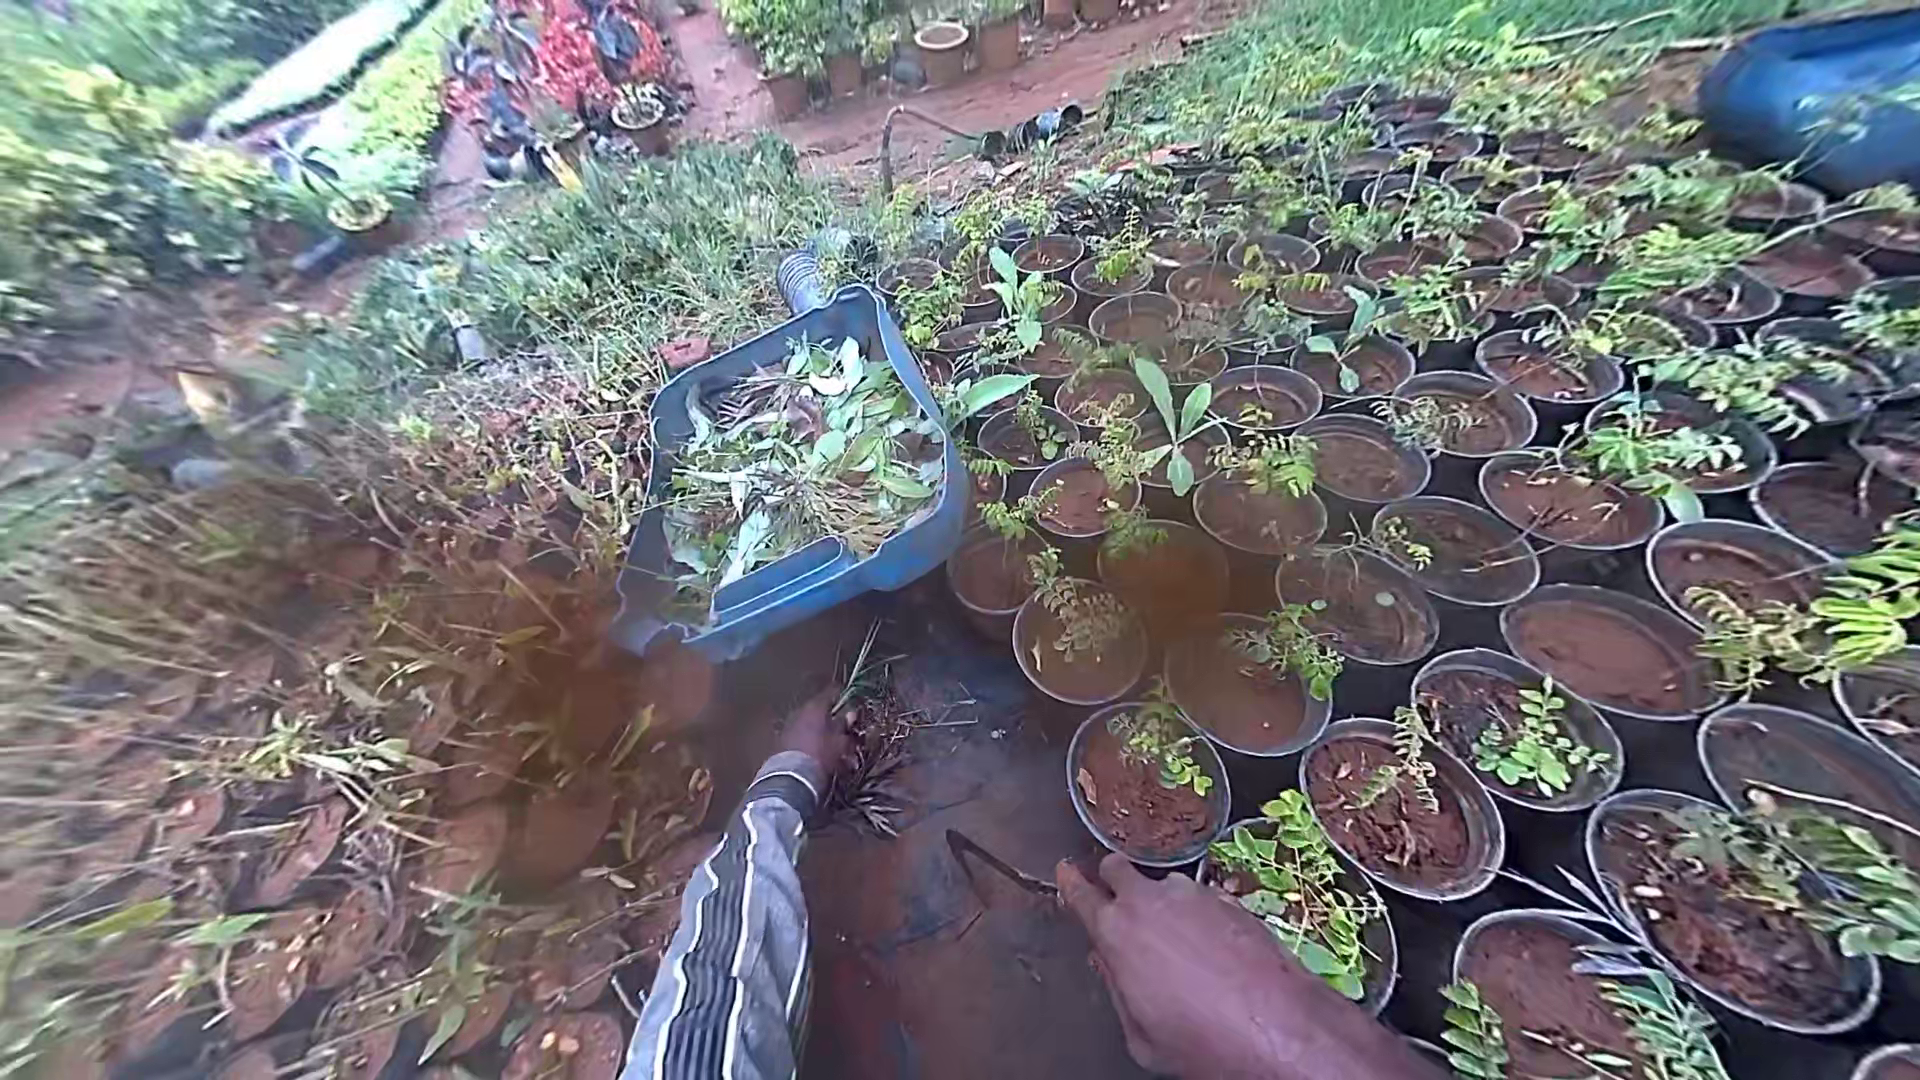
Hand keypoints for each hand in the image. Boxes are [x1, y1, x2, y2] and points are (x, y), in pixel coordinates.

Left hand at [777, 686, 852, 782]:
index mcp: (815, 706)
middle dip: (830, 718)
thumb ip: (845, 726)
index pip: (831, 693)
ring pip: (807, 724)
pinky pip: (798, 736)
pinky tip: (814, 752)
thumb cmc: (821, 755)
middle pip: (818, 710)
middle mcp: (799, 712)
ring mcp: (787, 726)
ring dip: (818, 731)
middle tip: (841, 728)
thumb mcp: (841, 742)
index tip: (850, 702)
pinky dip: (807, 741)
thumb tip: (850, 715)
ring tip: (828, 744)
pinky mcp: (779, 742)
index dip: (842, 697)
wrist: (791, 778)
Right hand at [1057, 854, 1443, 1079]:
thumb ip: (1116, 986)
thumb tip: (1107, 956)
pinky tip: (1214, 948)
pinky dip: (1196, 914)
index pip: (1080, 892)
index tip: (1065, 871)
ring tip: (1181, 942)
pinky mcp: (1223, 895)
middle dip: (1112, 879)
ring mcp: (1187, 891)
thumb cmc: (1200, 1042)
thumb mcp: (1141, 1035)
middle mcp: (1146, 898)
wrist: (1280, 1030)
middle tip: (1120, 902)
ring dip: (1160, 902)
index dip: (1069, 880)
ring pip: (1160, 882)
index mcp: (1115, 930)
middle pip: (1116, 867)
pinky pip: (1198, 897)